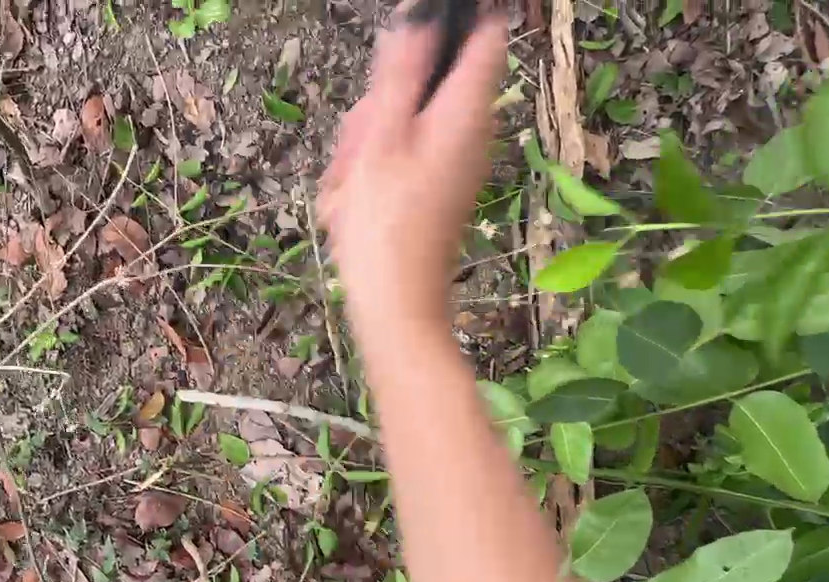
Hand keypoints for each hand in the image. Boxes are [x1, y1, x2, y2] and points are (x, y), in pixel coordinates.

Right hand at [320, 7, 506, 335]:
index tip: (401, 46)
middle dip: (381, 103)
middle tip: (358, 141)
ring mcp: (453, 164)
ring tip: (347, 188)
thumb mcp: (381, 142)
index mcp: (466, 108)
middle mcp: (469, 131)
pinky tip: (351, 205)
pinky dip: (372, 176)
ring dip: (367, 147)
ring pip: (405, 126)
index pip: (480, 31)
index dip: (445, 25)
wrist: (394, 306)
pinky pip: (401, 162)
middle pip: (427, 83)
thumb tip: (419, 16)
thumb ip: (401, 73)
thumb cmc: (384, 227)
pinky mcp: (434, 192)